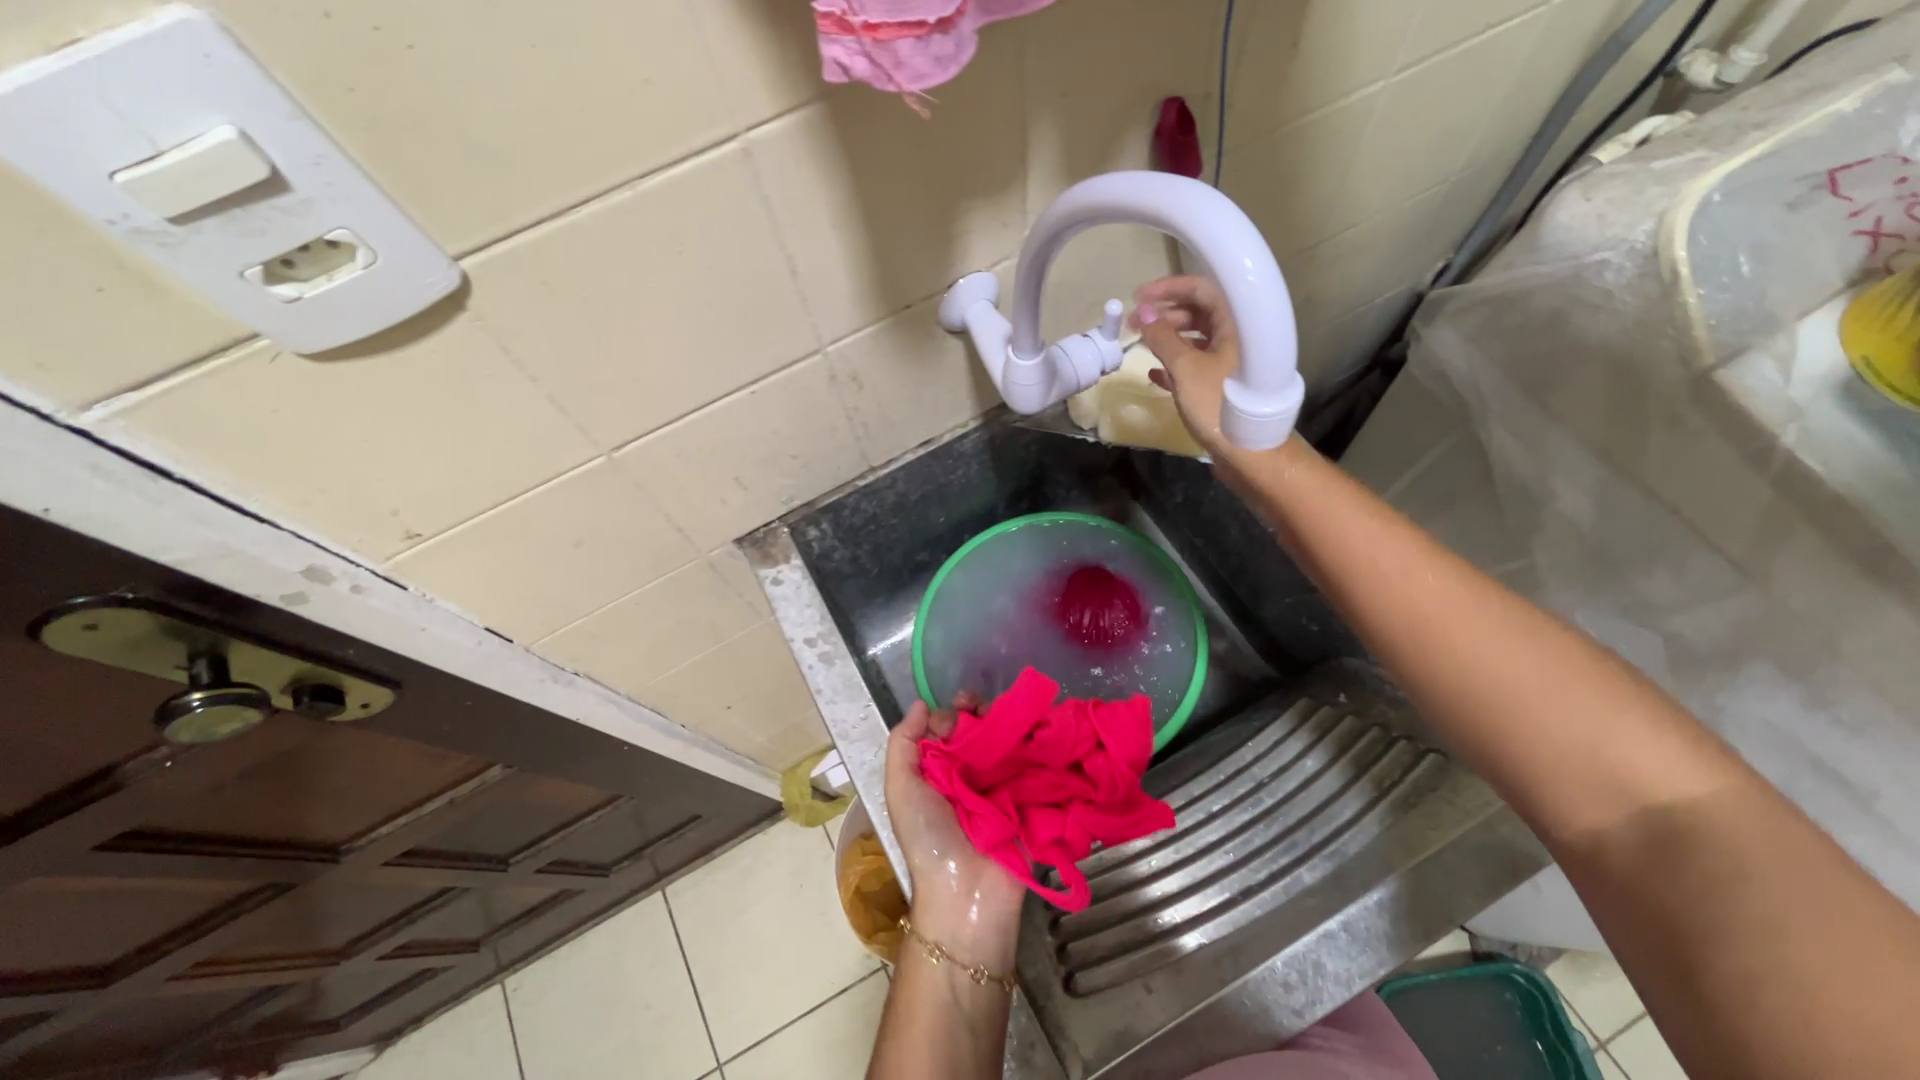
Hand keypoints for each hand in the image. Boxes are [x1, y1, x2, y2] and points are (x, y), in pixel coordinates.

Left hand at [886, 696, 1024, 967]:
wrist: (967, 892)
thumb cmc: (928, 839)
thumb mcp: (901, 789)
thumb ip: (903, 743)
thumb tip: (921, 703)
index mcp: (939, 771)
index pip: (948, 729)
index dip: (952, 715)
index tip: (958, 716)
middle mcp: (971, 774)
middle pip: (981, 730)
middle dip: (984, 712)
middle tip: (986, 709)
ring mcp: (1004, 785)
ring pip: (1009, 741)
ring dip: (1012, 723)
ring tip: (1014, 716)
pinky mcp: (1032, 797)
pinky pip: (1037, 762)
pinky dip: (1040, 743)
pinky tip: (1041, 727)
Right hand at [1127, 275, 1241, 457]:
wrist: (1250, 453)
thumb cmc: (1219, 403)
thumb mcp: (1186, 368)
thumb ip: (1162, 338)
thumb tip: (1143, 313)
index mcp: (1237, 323)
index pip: (1202, 289)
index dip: (1168, 289)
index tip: (1138, 298)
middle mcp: (1238, 337)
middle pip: (1199, 313)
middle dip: (1165, 316)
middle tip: (1136, 325)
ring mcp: (1233, 362)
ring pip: (1197, 340)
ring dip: (1169, 340)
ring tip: (1143, 347)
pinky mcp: (1225, 386)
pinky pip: (1198, 366)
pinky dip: (1176, 365)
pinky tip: (1155, 374)